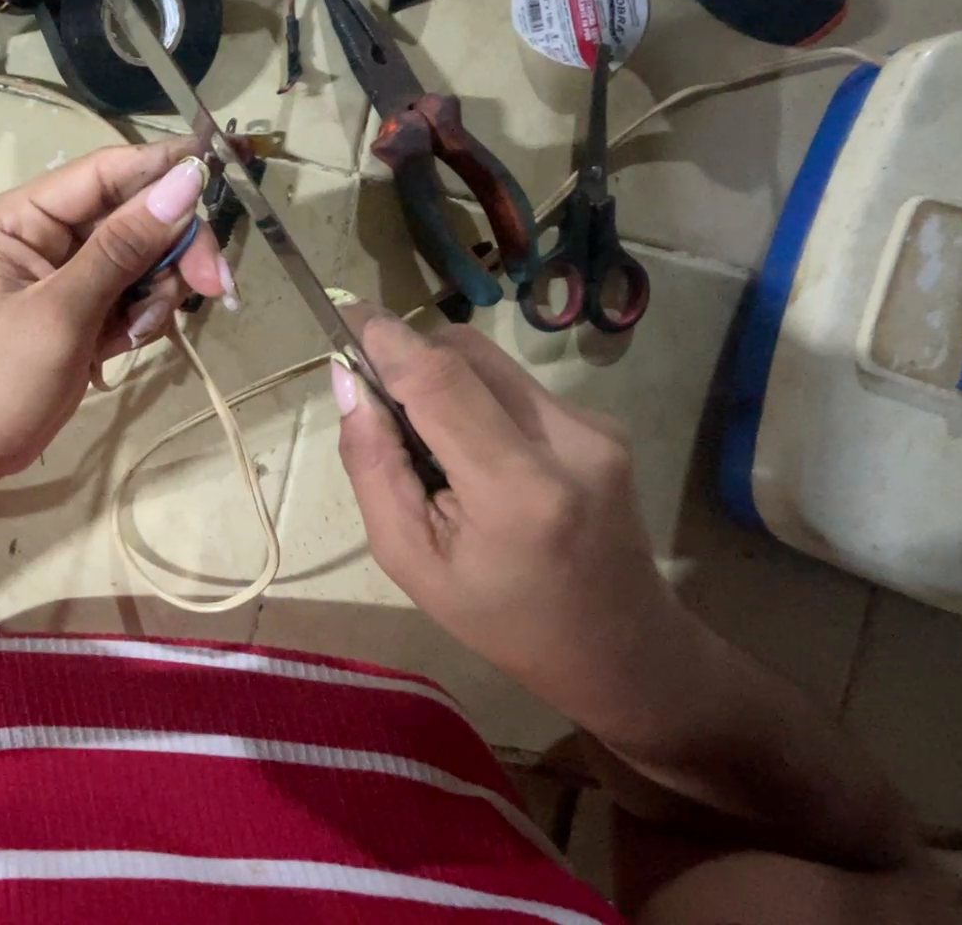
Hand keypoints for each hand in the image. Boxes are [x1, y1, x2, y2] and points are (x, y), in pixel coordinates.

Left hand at [0, 139, 232, 492]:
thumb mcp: (62, 312)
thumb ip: (123, 247)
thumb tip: (184, 181)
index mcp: (19, 219)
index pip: (102, 173)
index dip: (162, 171)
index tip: (221, 177)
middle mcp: (41, 237)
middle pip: (130, 217)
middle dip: (171, 251)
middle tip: (215, 286)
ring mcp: (60, 277)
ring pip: (137, 260)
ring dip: (152, 295)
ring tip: (130, 337)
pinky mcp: (75, 312)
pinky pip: (126, 296)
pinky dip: (135, 320)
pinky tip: (117, 349)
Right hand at [331, 307, 687, 721]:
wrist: (619, 647)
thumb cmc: (497, 618)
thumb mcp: (406, 556)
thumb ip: (372, 466)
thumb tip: (348, 385)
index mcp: (516, 487)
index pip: (438, 380)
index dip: (386, 339)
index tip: (342, 315)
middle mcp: (568, 439)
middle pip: (465, 352)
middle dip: (406, 356)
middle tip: (372, 401)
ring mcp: (593, 426)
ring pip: (488, 361)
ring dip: (436, 377)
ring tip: (422, 442)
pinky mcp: (599, 424)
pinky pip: (510, 383)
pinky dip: (468, 396)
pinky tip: (464, 450)